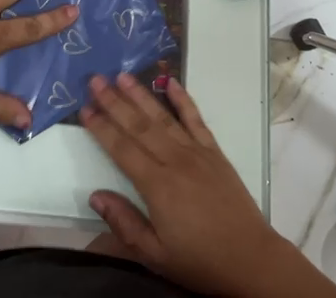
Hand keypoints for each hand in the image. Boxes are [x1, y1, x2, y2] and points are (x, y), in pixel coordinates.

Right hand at [81, 73, 301, 296]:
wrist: (251, 258)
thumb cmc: (200, 260)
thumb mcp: (155, 255)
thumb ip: (124, 224)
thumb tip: (95, 195)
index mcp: (157, 186)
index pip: (122, 149)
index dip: (101, 128)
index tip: (84, 109)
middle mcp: (175, 161)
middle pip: (139, 126)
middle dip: (114, 101)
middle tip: (94, 79)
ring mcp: (196, 153)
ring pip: (163, 117)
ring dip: (141, 94)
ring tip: (122, 75)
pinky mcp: (214, 152)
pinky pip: (196, 119)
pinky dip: (183, 99)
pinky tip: (170, 82)